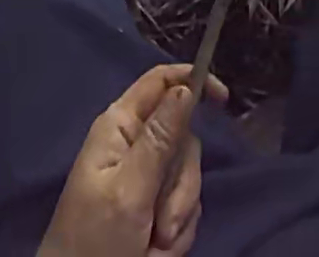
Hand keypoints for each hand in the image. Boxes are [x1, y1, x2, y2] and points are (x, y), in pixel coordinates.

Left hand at [38, 64, 226, 256]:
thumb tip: (186, 88)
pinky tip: (156, 251)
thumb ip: (160, 138)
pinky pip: (185, 205)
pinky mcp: (153, 205)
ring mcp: (144, 175)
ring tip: (154, 244)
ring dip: (179, 213)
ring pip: (188, 174)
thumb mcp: (130, 190)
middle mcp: (134, 143)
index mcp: (120, 126)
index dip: (192, 79)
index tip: (223, 99)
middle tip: (162, 220)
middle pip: (183, 136)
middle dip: (182, 181)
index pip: (161, 81)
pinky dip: (177, 231)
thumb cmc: (96, 243)